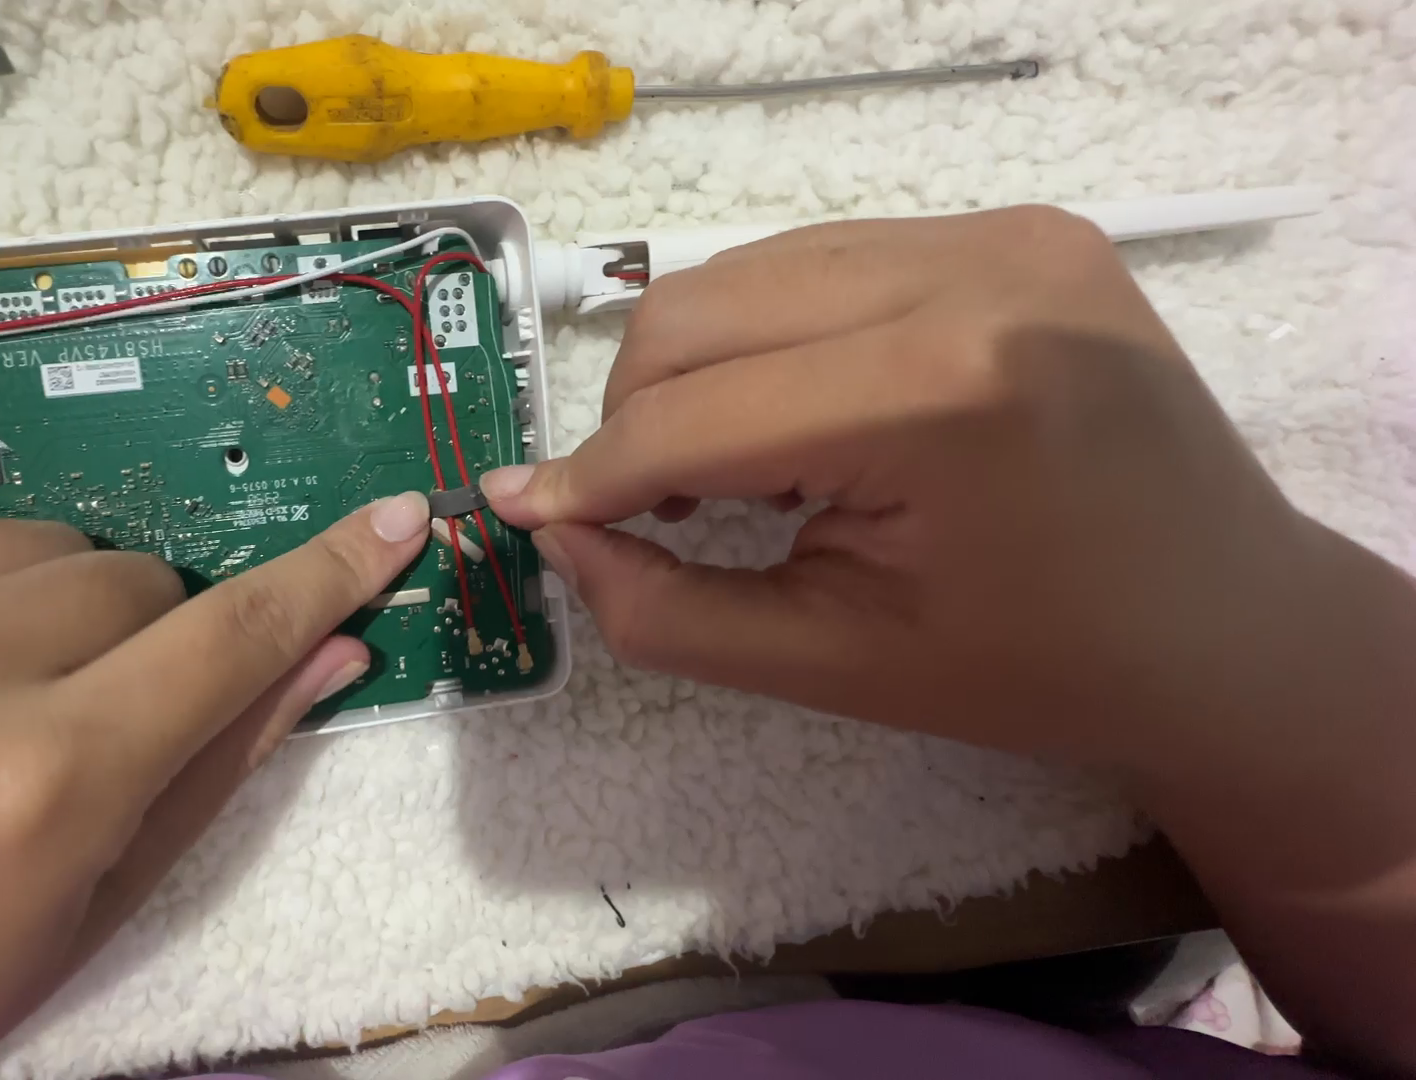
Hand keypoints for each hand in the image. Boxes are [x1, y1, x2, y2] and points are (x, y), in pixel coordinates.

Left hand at [0, 496, 428, 1079]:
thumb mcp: (83, 911)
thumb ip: (222, 762)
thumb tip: (336, 650)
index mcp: (27, 787)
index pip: (230, 638)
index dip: (325, 575)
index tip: (395, 518)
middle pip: (133, 579)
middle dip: (140, 639)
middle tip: (74, 719)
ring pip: (40, 542)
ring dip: (44, 607)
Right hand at [484, 207, 1325, 762]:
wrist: (1221, 628)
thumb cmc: (1023, 671)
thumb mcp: (818, 665)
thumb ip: (657, 607)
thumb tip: (545, 525)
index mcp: (937, 393)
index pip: (689, 418)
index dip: (589, 476)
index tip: (522, 511)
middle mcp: (968, 271)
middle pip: (688, 318)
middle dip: (629, 422)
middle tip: (650, 507)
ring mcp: (992, 230)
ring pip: (730, 281)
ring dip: (683, 379)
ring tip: (719, 467)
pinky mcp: (998, 228)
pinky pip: (797, 268)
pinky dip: (747, 344)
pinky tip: (782, 413)